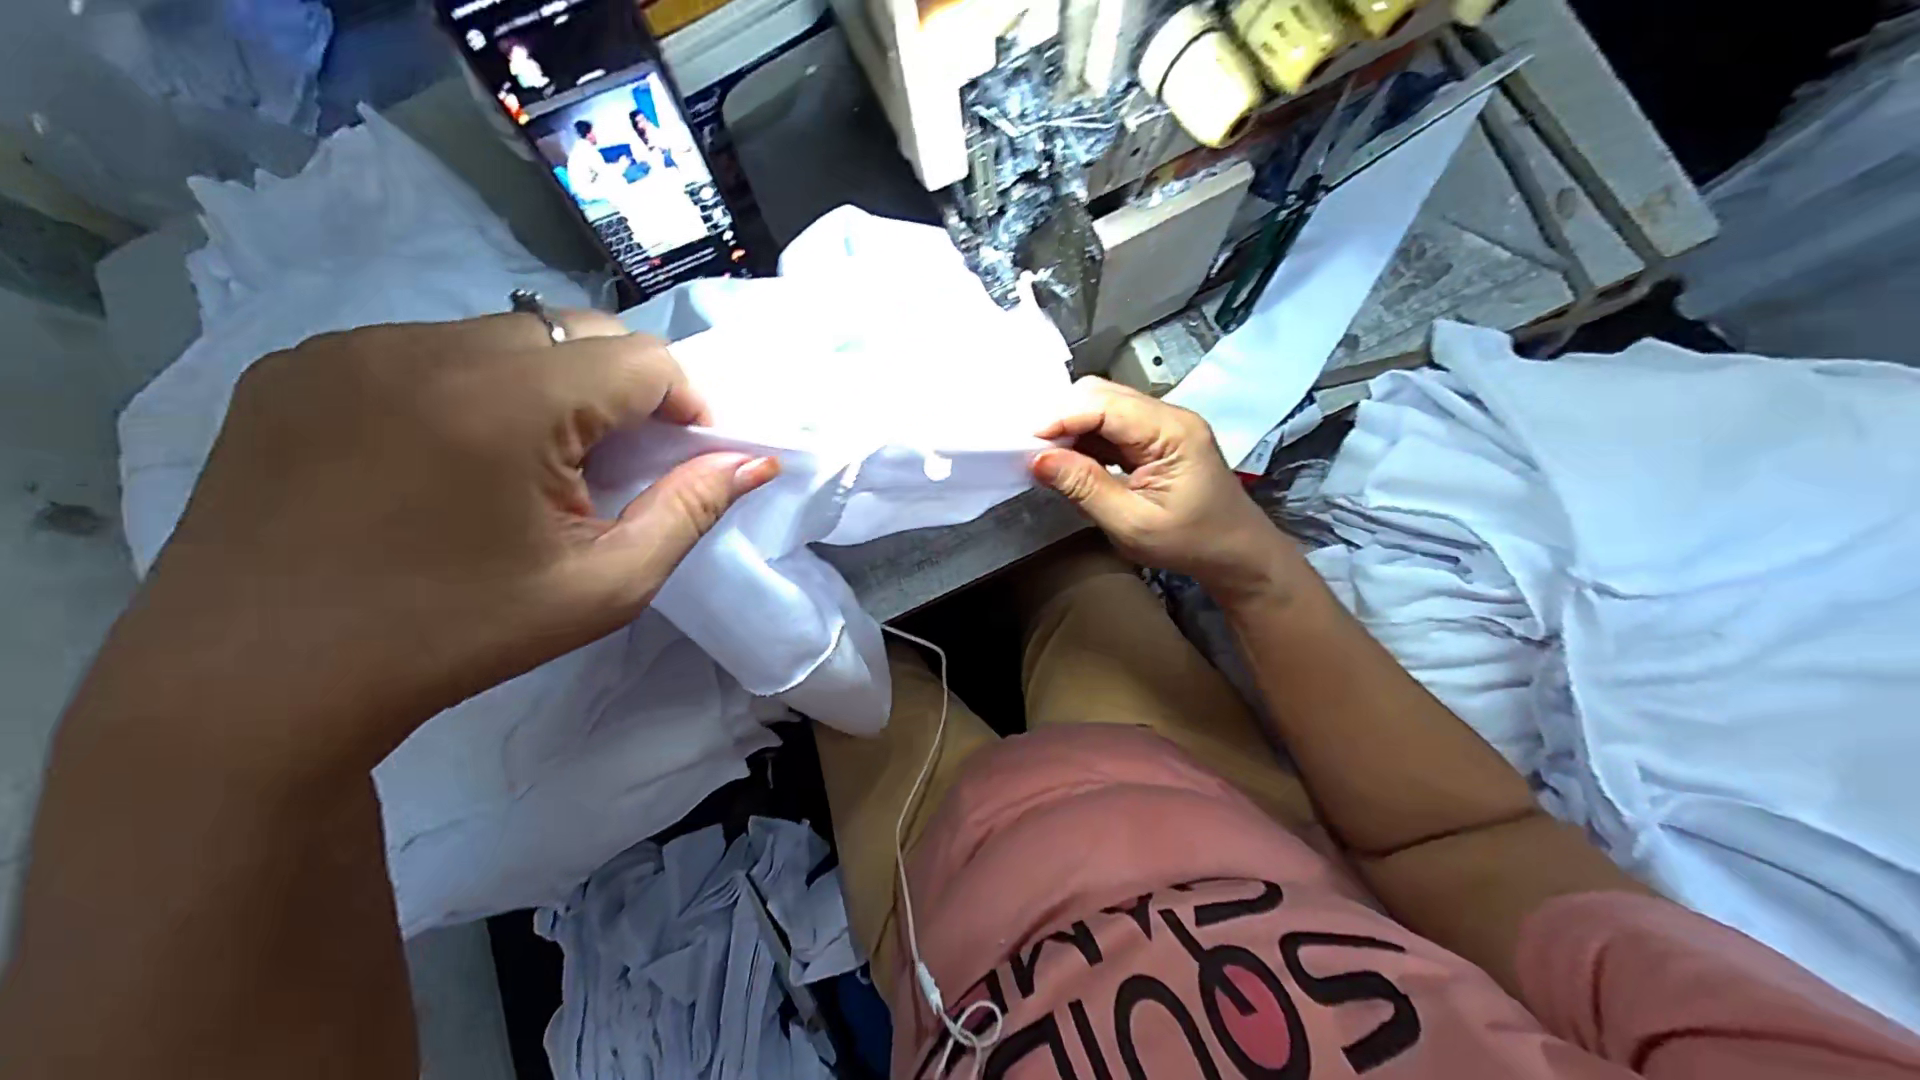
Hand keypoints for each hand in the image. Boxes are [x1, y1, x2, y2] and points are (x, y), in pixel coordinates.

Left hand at [98, 310, 777, 777]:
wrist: (256, 680)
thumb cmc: (458, 636)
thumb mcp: (604, 585)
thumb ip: (690, 510)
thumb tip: (754, 461)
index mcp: (508, 402)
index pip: (643, 357)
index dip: (685, 401)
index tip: (683, 454)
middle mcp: (426, 347)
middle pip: (577, 333)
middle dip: (621, 388)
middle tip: (613, 462)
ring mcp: (350, 348)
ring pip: (502, 336)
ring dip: (547, 385)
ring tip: (529, 462)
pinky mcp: (296, 366)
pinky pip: (424, 350)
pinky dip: (470, 386)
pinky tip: (448, 456)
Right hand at [1032, 377, 1295, 597]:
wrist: (1236, 553)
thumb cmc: (1191, 543)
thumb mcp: (1132, 524)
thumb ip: (1084, 488)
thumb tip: (1038, 460)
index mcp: (1172, 432)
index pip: (1105, 405)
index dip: (1061, 418)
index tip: (1026, 442)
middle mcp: (1168, 416)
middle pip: (1102, 395)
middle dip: (1062, 417)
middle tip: (1033, 450)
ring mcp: (1162, 424)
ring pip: (1102, 406)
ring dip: (1070, 428)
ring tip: (1046, 457)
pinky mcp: (1154, 438)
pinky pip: (1110, 425)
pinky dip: (1084, 438)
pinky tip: (1069, 460)